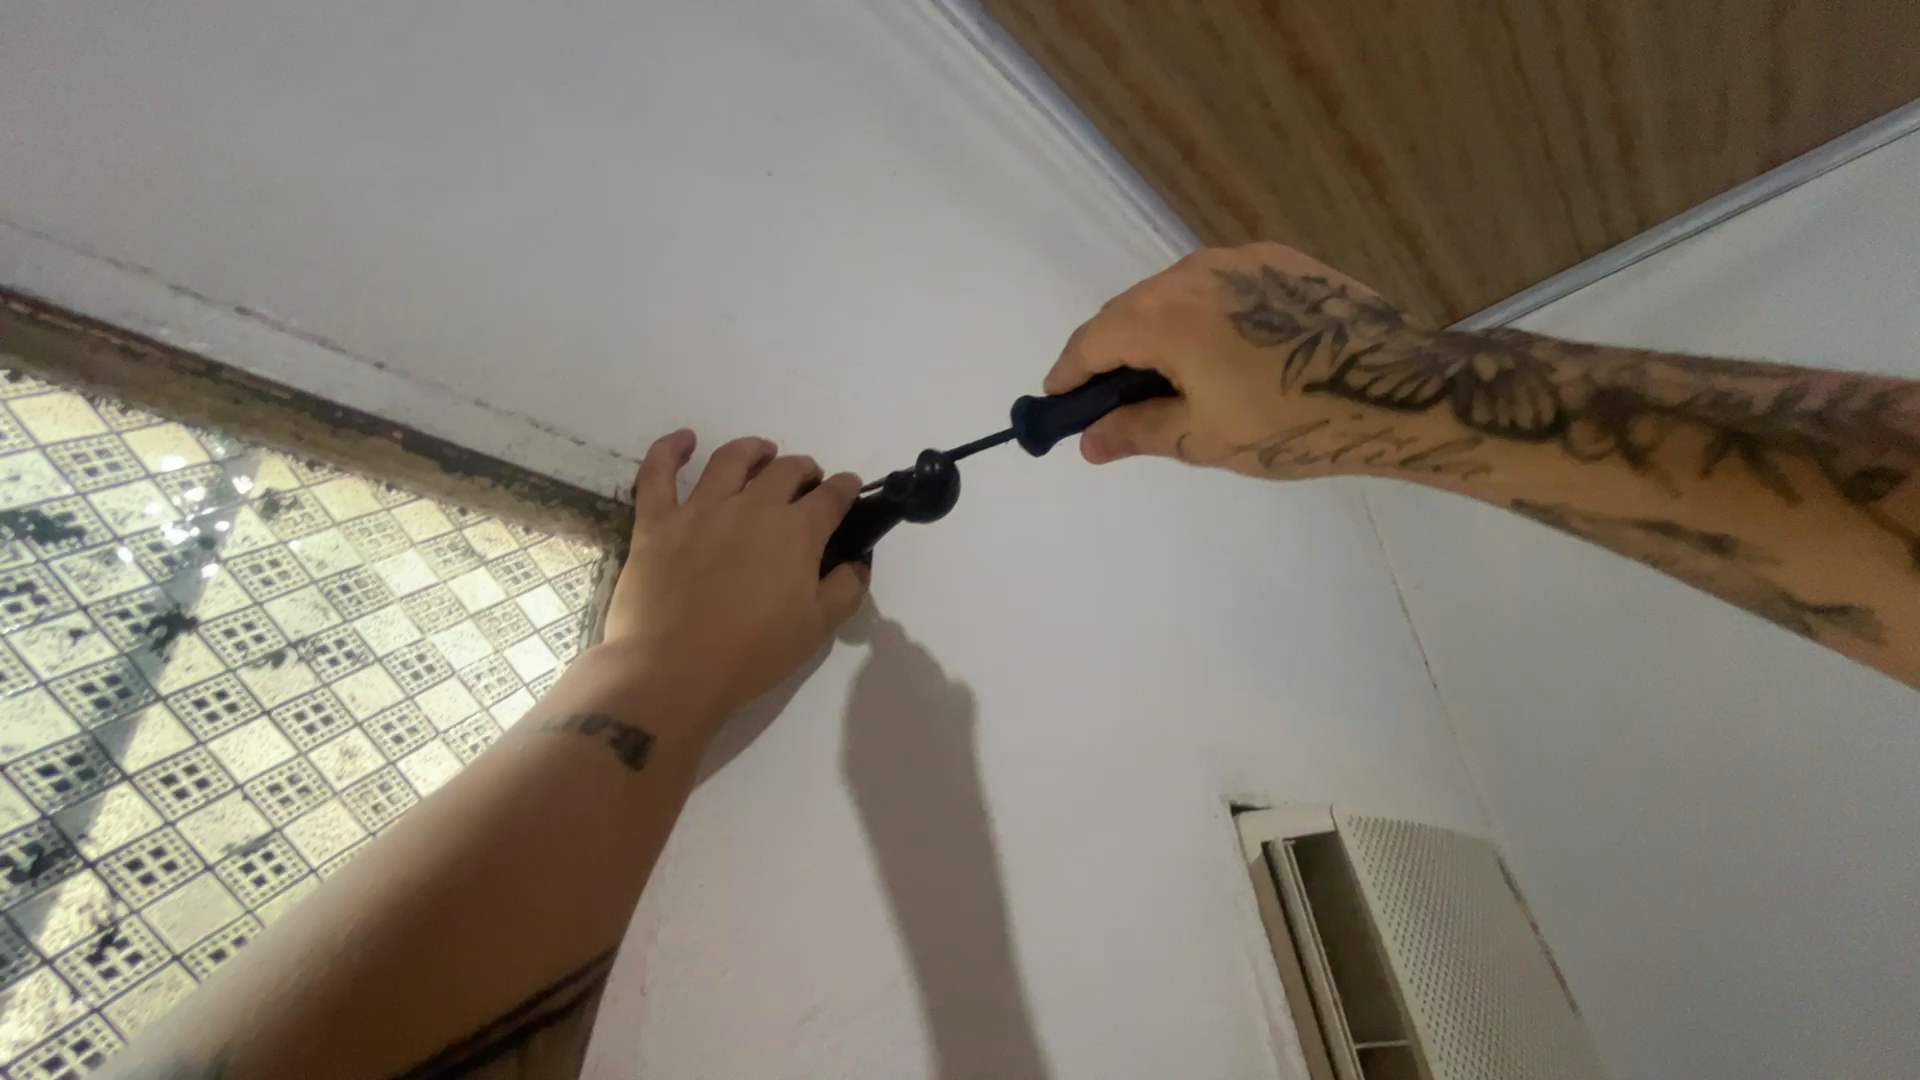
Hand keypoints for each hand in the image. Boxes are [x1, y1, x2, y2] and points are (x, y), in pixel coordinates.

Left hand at [596, 430, 868, 729]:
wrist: (673, 669)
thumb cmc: (753, 652)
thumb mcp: (816, 628)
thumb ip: (845, 590)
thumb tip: (858, 563)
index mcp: (796, 532)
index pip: (831, 496)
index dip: (845, 488)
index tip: (850, 487)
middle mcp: (752, 507)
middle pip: (785, 470)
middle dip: (804, 469)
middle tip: (807, 480)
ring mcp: (701, 509)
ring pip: (730, 460)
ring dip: (752, 450)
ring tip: (761, 451)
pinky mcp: (657, 521)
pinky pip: (658, 473)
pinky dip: (670, 449)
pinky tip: (684, 439)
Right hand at [1044, 242, 1426, 477]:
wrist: (1399, 389)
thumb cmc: (1290, 423)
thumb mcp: (1201, 437)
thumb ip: (1134, 431)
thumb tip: (1087, 441)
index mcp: (1165, 317)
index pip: (1092, 341)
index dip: (1067, 373)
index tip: (1057, 401)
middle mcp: (1192, 273)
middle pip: (1125, 313)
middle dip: (1107, 356)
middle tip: (1109, 401)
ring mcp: (1238, 260)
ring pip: (1167, 296)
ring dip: (1149, 335)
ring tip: (1163, 382)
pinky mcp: (1276, 261)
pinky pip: (1210, 287)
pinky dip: (1191, 318)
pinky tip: (1212, 354)